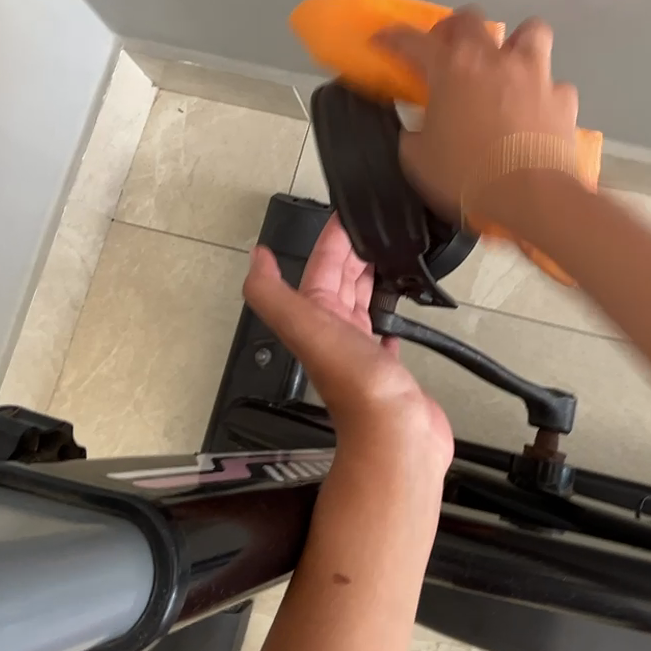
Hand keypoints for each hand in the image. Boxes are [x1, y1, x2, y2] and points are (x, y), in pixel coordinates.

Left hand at [242, 217, 451, 474]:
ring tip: (387, 260)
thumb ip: (273, 293)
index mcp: (316, 319)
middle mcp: (335, 333)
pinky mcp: (388, 369)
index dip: (333, 240)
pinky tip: (396, 316)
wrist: (395, 435)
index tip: (348, 215)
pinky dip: (388, 321)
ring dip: (370, 282)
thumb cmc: (358, 385)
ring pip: (361, 305)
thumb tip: (255, 258)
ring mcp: (361, 352)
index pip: (321, 268)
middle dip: (353, 254)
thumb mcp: (306, 328)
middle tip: (373, 228)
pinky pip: (383, 336)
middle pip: (341, 282)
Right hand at [374, 7, 579, 222]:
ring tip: (508, 65)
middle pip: (470, 19)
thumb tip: (417, 129)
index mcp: (451, 69)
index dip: (393, 38)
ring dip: (516, 43)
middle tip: (447, 49)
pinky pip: (553, 85)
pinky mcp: (564, 97)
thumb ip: (414, 135)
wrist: (532, 197)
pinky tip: (537, 112)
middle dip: (453, 28)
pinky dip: (544, 94)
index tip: (383, 40)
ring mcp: (535, 74)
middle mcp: (494, 60)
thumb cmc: (467, 177)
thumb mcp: (419, 160)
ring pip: (530, 32)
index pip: (412, 41)